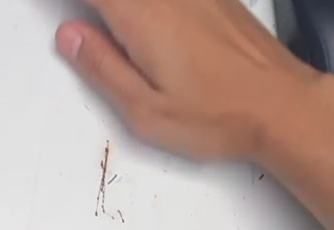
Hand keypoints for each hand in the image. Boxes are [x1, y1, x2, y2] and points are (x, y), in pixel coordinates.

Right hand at [55, 0, 333, 161]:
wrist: (278, 104)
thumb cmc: (217, 115)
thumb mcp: (145, 112)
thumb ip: (101, 69)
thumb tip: (68, 37)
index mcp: (140, 17)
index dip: (65, 3)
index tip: (56, 15)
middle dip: (92, 3)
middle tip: (77, 19)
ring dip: (118, 5)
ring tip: (104, 21)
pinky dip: (145, 4)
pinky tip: (141, 19)